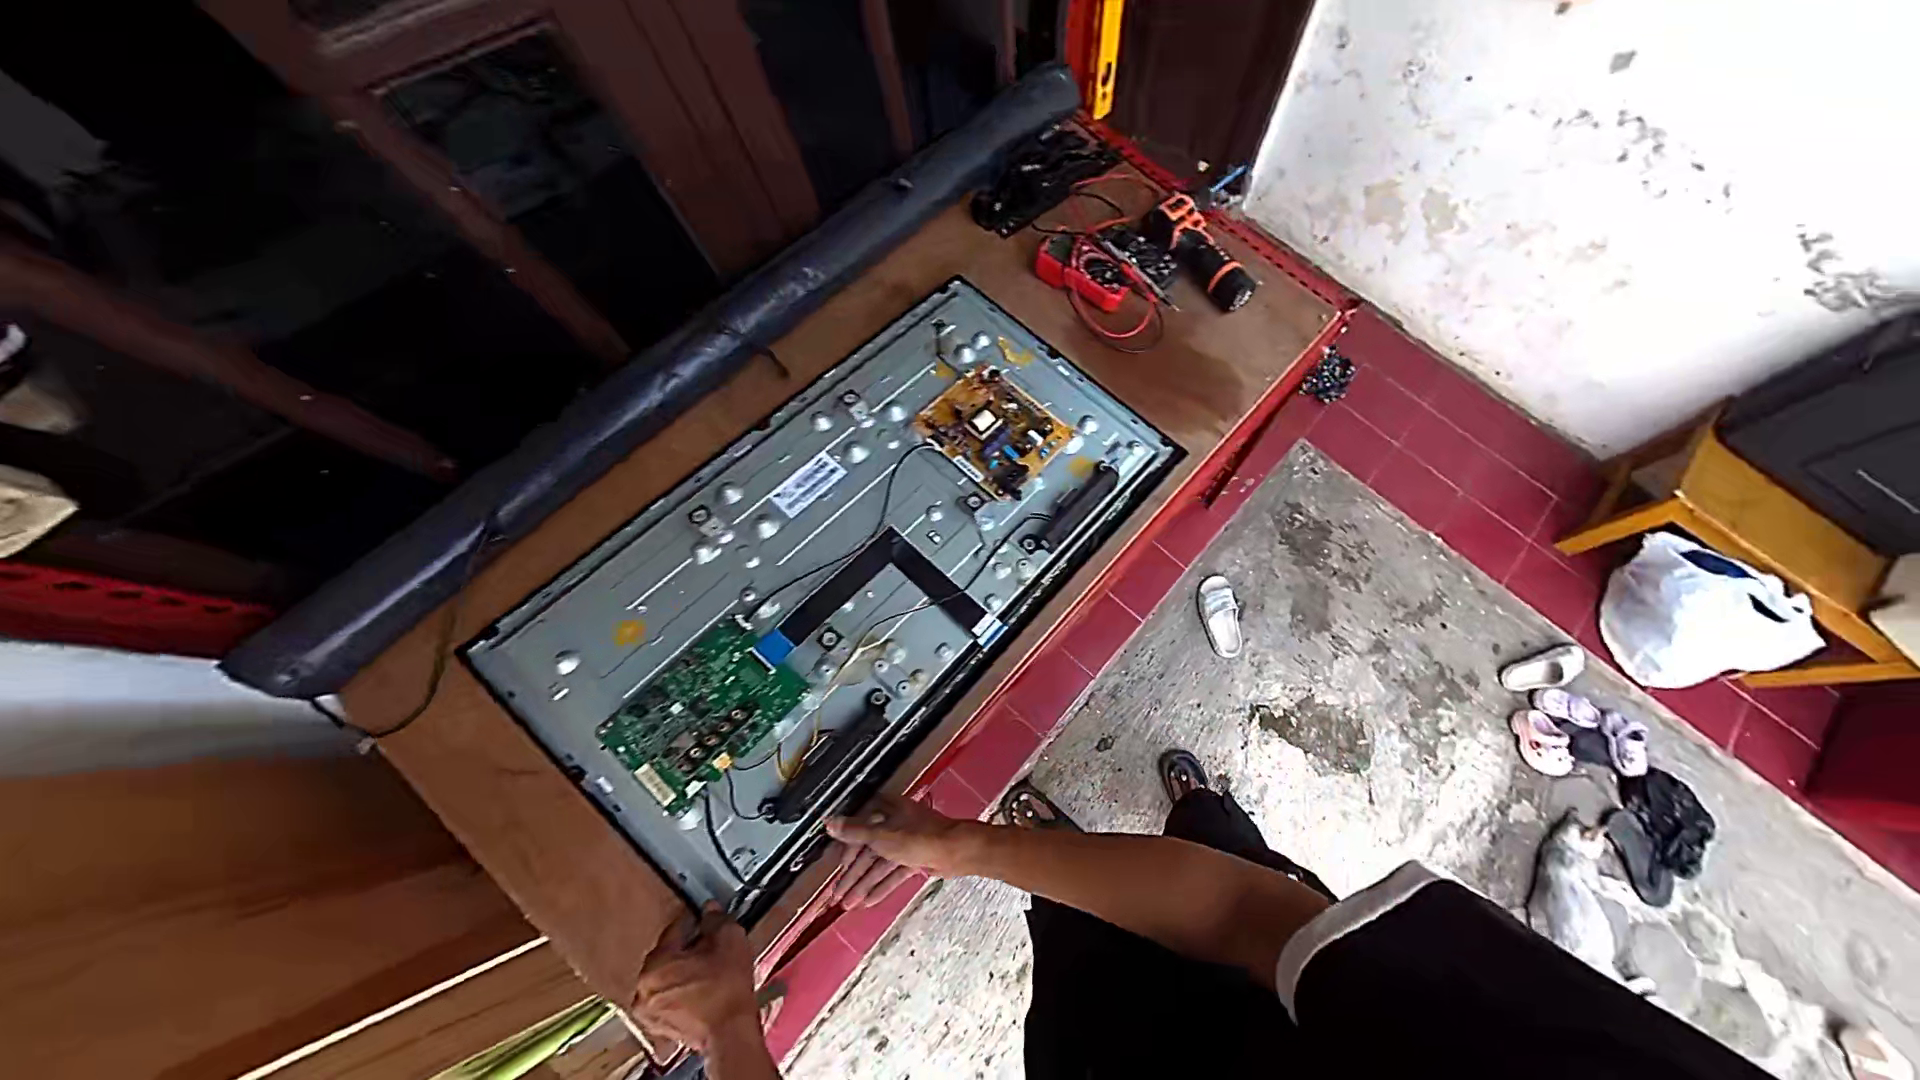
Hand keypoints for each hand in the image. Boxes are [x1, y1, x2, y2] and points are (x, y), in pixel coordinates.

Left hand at [629, 902, 761, 1051]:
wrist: (730, 1030)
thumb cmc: (726, 988)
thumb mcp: (728, 938)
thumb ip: (716, 918)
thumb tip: (710, 911)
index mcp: (655, 964)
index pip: (674, 929)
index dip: (695, 919)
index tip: (707, 916)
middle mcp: (644, 989)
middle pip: (668, 954)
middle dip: (688, 945)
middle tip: (710, 941)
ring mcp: (650, 1011)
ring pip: (668, 977)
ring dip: (685, 968)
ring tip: (709, 964)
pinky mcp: (661, 1026)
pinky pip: (670, 996)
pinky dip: (684, 989)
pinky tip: (704, 985)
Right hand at [824, 793, 976, 907]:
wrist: (954, 850)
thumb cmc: (918, 836)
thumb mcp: (880, 835)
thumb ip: (854, 831)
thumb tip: (829, 821)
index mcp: (885, 810)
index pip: (857, 829)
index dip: (845, 850)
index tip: (836, 868)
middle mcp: (893, 823)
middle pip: (867, 850)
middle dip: (852, 874)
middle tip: (837, 894)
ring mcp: (905, 841)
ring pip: (879, 864)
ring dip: (863, 884)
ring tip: (847, 904)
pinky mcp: (914, 857)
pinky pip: (892, 873)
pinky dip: (881, 886)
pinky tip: (868, 901)